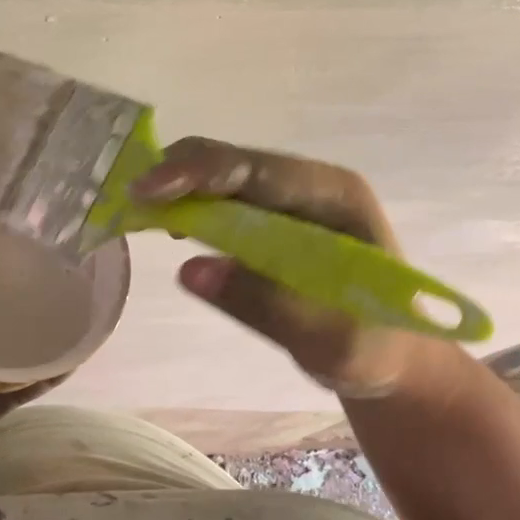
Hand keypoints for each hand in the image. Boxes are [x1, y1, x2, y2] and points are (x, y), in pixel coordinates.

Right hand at [131, 137, 444, 398]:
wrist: (391, 359)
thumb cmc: (373, 348)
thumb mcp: (329, 339)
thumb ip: (265, 304)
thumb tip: (188, 269)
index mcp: (334, 196)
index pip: (258, 168)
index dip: (201, 172)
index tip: (148, 189)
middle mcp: (305, 184)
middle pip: (230, 161)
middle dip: (177, 175)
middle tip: (128, 202)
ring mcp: (285, 199)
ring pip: (217, 174)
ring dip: (174, 188)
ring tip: (136, 212)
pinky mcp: (266, 218)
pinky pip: (218, 199)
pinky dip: (185, 206)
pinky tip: (166, 226)